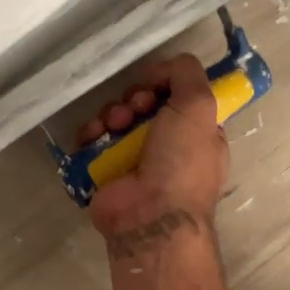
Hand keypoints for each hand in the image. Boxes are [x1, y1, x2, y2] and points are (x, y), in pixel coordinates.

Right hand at [75, 54, 229, 237]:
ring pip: (115, 119)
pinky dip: (90, 134)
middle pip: (143, 104)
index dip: (164, 86)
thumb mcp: (199, 106)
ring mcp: (133, 162)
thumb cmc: (182, 164)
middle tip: (135, 109)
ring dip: (111, 114)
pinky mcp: (104, 174)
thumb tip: (158, 71)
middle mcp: (166, 148)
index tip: (156, 87)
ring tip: (114, 125)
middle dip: (134, 99)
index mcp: (196, 135)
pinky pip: (92, 142)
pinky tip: (94, 136)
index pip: (177, 97)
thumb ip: (186, 73)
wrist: (150, 217)